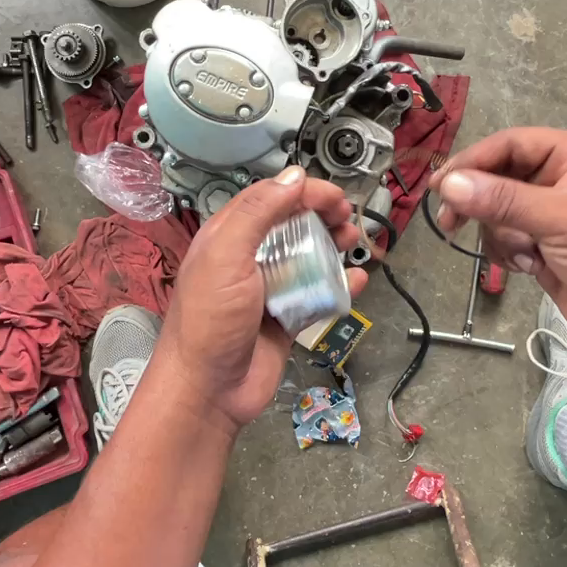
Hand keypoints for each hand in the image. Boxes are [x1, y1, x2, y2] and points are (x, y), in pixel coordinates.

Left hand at [156, 167, 367, 433]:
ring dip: (334, 246)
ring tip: (354, 242)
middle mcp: (249, 258)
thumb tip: (293, 176)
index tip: (334, 195)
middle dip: (322, 215)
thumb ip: (257, 213)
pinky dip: (340, 285)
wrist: (208, 389)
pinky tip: (358, 280)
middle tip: (347, 217)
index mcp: (228, 237)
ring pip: (309, 257)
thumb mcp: (226, 256)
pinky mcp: (288, 317)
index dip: (302, 191)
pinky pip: (319, 294)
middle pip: (293, 224)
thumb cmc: (210, 320)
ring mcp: (270, 289)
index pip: (269, 199)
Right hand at [433, 128, 566, 346]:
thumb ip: (504, 201)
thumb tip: (448, 184)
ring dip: (499, 235)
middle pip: (496, 177)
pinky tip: (528, 267)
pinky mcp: (538, 243)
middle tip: (449, 222)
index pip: (509, 144)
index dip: (472, 161)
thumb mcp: (563, 221)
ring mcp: (546, 213)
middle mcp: (557, 178)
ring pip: (494, 211)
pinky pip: (502, 237)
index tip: (439, 184)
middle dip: (478, 202)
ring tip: (523, 255)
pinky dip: (506, 253)